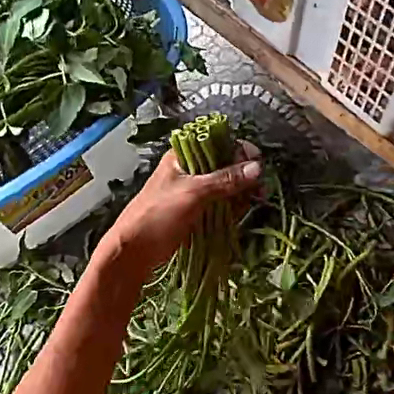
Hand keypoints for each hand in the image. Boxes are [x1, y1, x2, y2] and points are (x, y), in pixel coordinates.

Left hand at [98, 141, 262, 278]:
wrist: (134, 250)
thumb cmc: (157, 215)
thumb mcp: (193, 193)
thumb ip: (225, 179)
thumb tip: (257, 167)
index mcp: (183, 155)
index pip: (218, 143)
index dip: (239, 152)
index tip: (257, 167)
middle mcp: (190, 169)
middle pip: (226, 165)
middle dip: (245, 175)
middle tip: (260, 190)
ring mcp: (194, 191)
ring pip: (227, 185)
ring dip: (242, 192)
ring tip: (255, 201)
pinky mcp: (198, 210)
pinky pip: (222, 203)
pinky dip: (233, 207)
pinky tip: (242, 212)